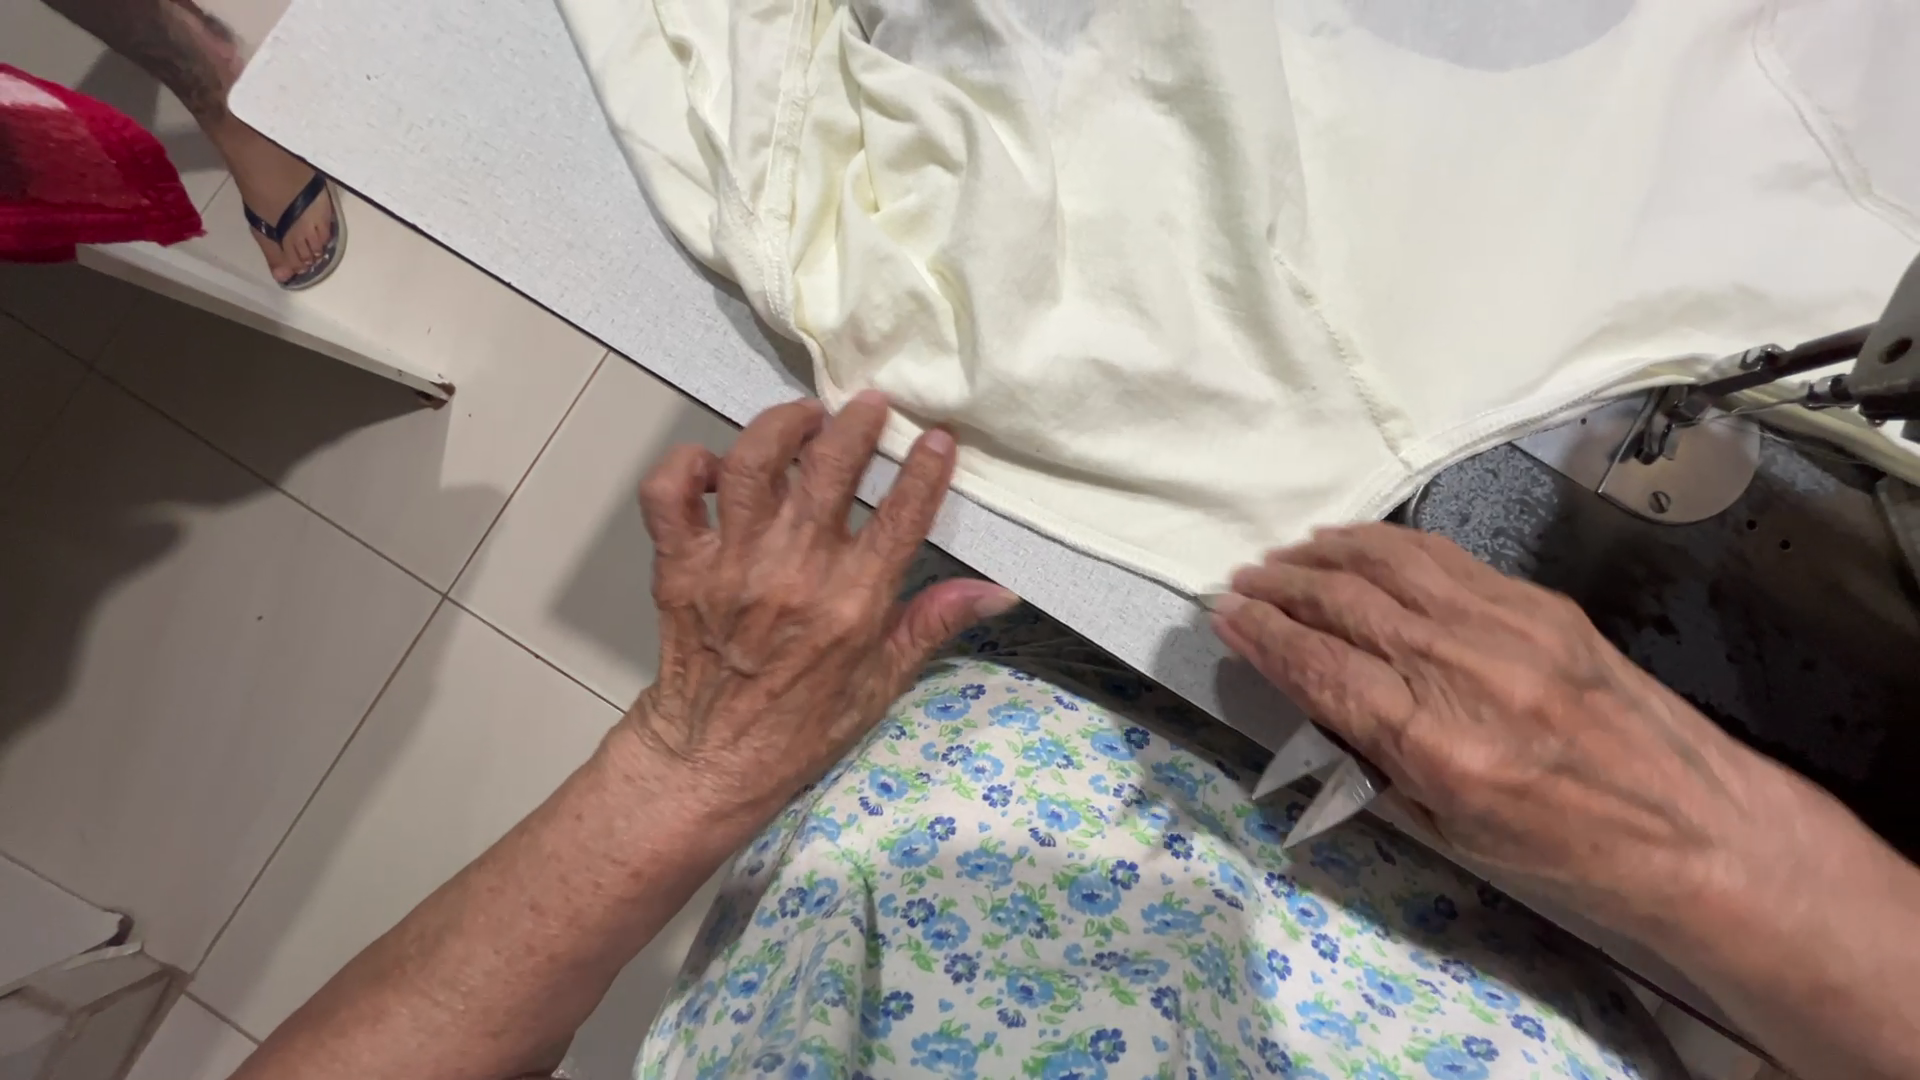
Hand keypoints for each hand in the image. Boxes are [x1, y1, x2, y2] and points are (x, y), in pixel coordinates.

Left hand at [616, 391, 1018, 827]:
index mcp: (851, 604)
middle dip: (855, 425)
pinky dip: (687, 466)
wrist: (710, 759)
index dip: (924, 470)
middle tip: (869, 406)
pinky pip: (669, 495)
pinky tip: (718, 466)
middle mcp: (791, 574)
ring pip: (752, 465)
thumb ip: (934, 624)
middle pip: (826, 471)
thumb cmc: (805, 725)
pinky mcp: (679, 566)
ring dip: (781, 426)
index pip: (898, 518)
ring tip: (804, 417)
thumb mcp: (883, 684)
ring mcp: (729, 565)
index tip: (936, 438)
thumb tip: (999, 591)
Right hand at [1210, 523, 1770, 932]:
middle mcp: (1463, 670)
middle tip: (1238, 582)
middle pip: (1343, 606)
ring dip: (1317, 556)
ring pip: (1384, 566)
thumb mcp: (1438, 820)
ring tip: (1280, 558)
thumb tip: (1304, 679)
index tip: (1223, 615)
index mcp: (1434, 742)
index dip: (1261, 635)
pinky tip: (1344, 541)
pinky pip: (1436, 555)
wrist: (1700, 830)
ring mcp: (1505, 626)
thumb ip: (1364, 743)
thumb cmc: (1555, 847)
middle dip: (1277, 588)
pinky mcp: (1536, 602)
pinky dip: (1376, 541)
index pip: (1318, 667)